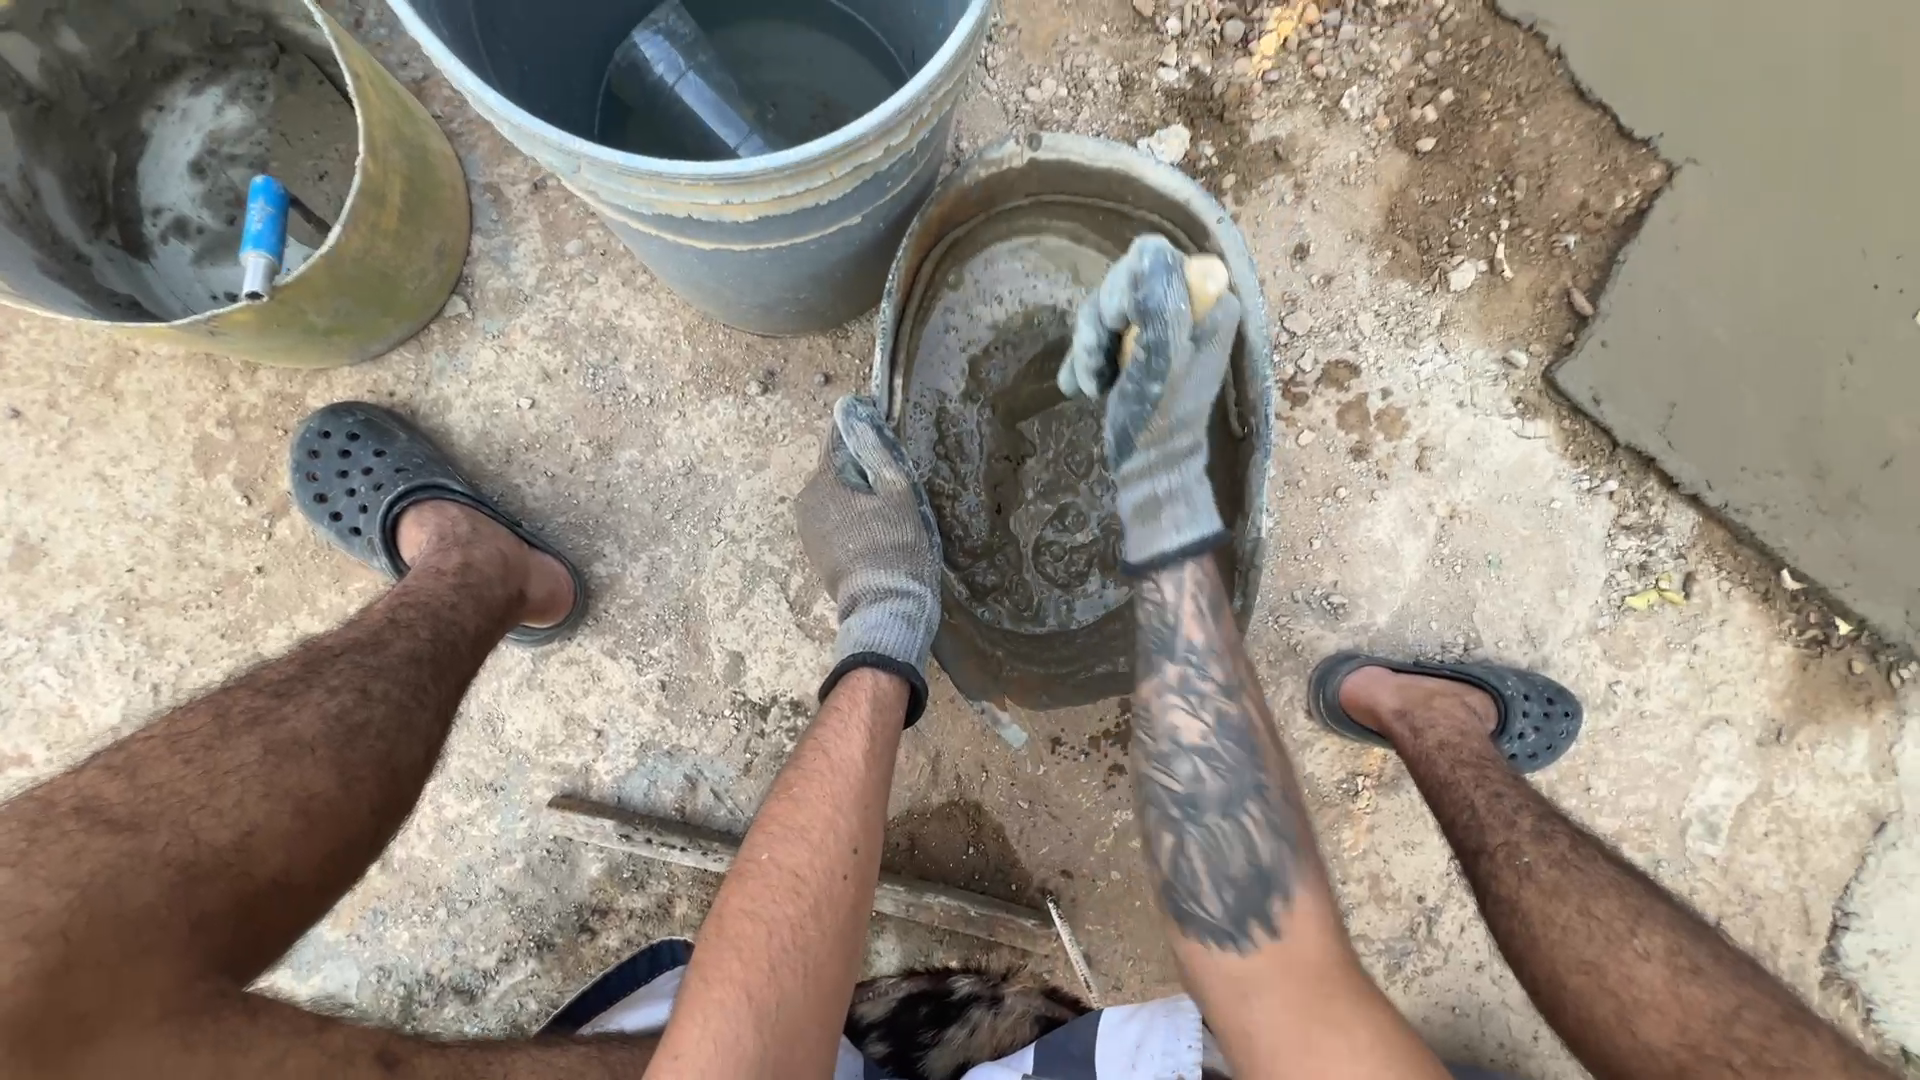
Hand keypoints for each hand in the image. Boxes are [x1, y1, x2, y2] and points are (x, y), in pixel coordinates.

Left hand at [794, 395, 942, 725]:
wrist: (885, 605)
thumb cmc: (895, 545)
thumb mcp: (898, 493)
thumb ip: (878, 452)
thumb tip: (859, 417)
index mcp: (822, 482)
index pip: (838, 441)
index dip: (860, 431)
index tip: (881, 427)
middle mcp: (805, 502)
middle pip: (838, 472)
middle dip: (862, 470)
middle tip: (895, 479)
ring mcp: (807, 531)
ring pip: (836, 499)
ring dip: (858, 497)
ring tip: (889, 508)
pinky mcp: (816, 554)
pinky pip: (835, 523)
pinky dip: (853, 519)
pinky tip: (877, 530)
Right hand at [1057, 234, 1241, 573]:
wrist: (1149, 470)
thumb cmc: (1158, 420)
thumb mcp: (1161, 359)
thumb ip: (1160, 301)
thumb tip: (1149, 247)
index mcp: (1207, 302)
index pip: (1152, 259)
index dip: (1122, 289)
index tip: (1115, 326)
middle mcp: (1187, 307)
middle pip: (1122, 284)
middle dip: (1099, 326)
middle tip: (1097, 363)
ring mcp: (1159, 329)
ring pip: (1104, 310)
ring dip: (1088, 347)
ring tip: (1092, 385)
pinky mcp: (1137, 350)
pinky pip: (1099, 335)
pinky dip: (1085, 360)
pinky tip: (1081, 387)